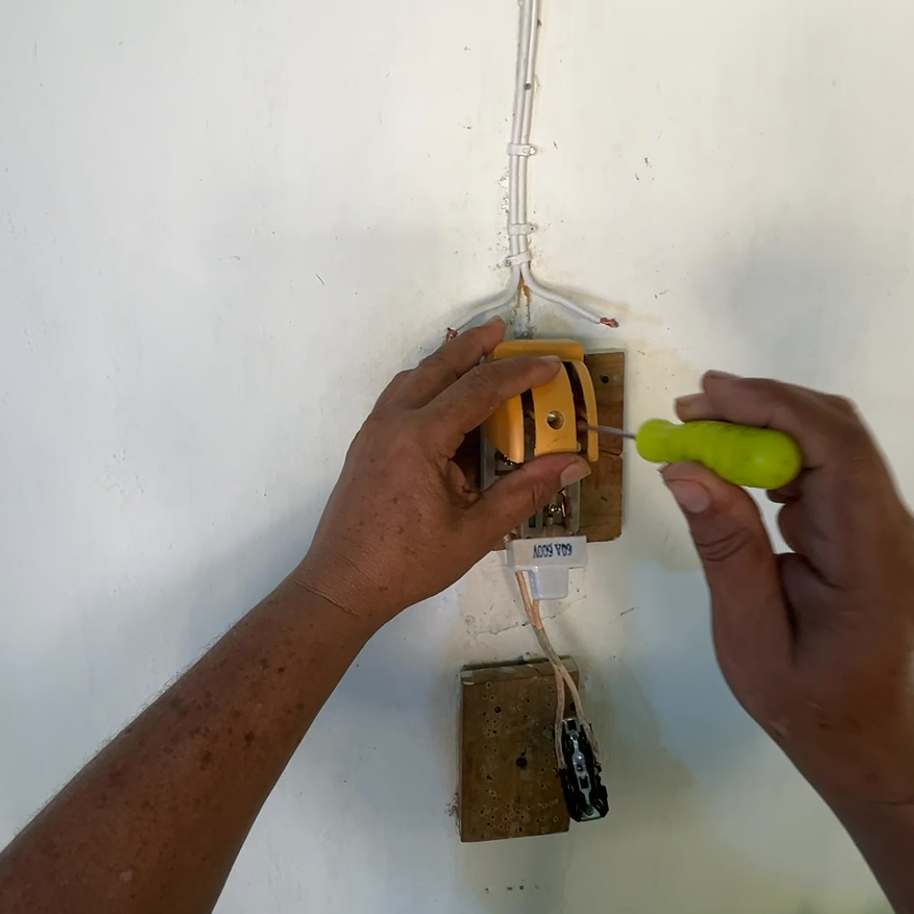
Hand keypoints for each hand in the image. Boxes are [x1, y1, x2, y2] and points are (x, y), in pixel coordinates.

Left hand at [290, 319, 590, 627]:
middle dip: (472, 344)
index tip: (549, 365)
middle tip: (501, 329)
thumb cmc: (408, 563)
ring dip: (445, 362)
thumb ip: (524, 492)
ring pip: (413, 378)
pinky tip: (443, 402)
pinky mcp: (365, 444)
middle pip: (438, 366)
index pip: (478, 389)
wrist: (341, 584)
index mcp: (420, 437)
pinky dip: (426, 384)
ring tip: (475, 356)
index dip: (518, 375)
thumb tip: (572, 465)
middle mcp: (393, 422)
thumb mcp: (475, 531)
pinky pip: (399, 397)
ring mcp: (373, 431)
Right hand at [660, 372, 913, 804]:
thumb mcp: (749, 635)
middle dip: (760, 406)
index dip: (772, 407)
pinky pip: (823, 469)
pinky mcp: (866, 527)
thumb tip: (685, 471)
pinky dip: (771, 455)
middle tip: (687, 412)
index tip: (705, 396)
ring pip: (829, 442)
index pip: (838, 449)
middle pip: (836, 432)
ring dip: (761, 426)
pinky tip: (729, 469)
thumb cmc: (808, 702)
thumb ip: (726, 548)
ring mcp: (884, 524)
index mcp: (874, 556)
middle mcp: (891, 526)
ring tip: (695, 435)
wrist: (868, 739)